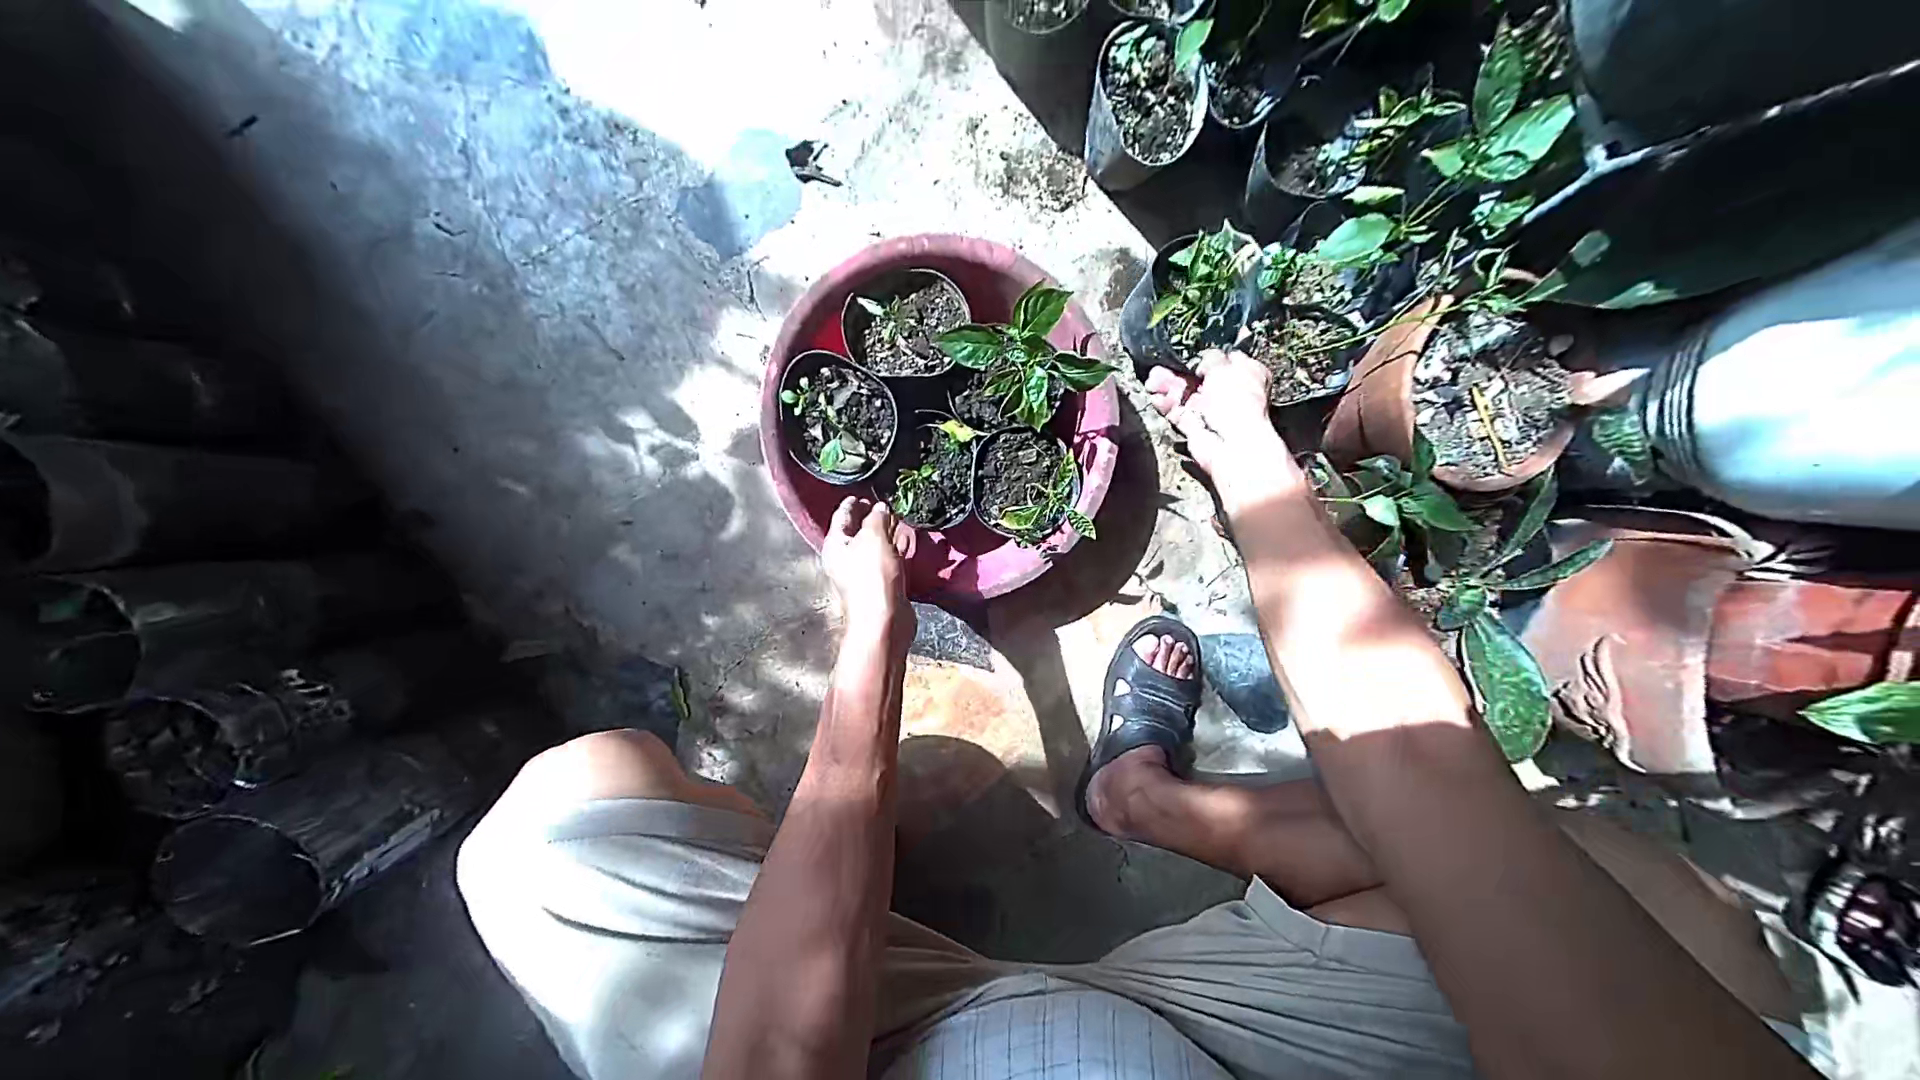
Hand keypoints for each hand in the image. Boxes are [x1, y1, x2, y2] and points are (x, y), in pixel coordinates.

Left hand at [821, 497, 913, 645]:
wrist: (883, 620)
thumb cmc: (872, 578)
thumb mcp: (873, 538)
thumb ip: (877, 518)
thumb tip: (881, 508)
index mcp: (835, 546)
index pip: (842, 516)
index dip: (853, 503)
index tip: (863, 494)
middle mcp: (845, 559)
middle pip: (857, 532)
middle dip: (870, 518)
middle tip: (884, 505)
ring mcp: (862, 573)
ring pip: (873, 546)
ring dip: (884, 533)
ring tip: (897, 520)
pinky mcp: (880, 584)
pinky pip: (886, 560)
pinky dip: (894, 549)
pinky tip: (904, 543)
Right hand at [1145, 350, 1301, 509]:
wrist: (1232, 444)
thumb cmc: (1238, 403)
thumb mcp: (1223, 366)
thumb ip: (1208, 356)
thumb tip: (1197, 358)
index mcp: (1246, 373)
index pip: (1223, 358)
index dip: (1203, 354)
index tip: (1184, 350)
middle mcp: (1229, 391)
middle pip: (1198, 376)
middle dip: (1177, 371)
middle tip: (1159, 366)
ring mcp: (1211, 410)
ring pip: (1184, 394)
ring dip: (1167, 386)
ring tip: (1151, 381)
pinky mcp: (1195, 426)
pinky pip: (1177, 411)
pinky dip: (1166, 404)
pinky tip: (1155, 397)